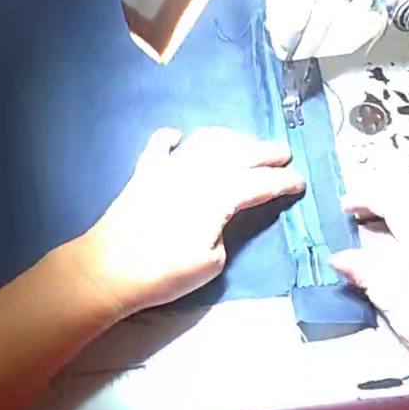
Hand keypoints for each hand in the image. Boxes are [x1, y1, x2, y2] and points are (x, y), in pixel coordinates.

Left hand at [66, 128, 304, 316]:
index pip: (260, 183)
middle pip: (239, 153)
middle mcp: (197, 172)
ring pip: (205, 141)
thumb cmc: (164, 273)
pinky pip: (159, 146)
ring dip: (230, 138)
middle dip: (266, 151)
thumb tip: (221, 218)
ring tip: (244, 143)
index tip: (300, 182)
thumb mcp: (211, 262)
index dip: (284, 182)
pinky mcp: (144, 173)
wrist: (108, 269)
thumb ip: (225, 232)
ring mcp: (168, 168)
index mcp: (218, 196)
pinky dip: (171, 138)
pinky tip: (178, 136)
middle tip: (284, 153)